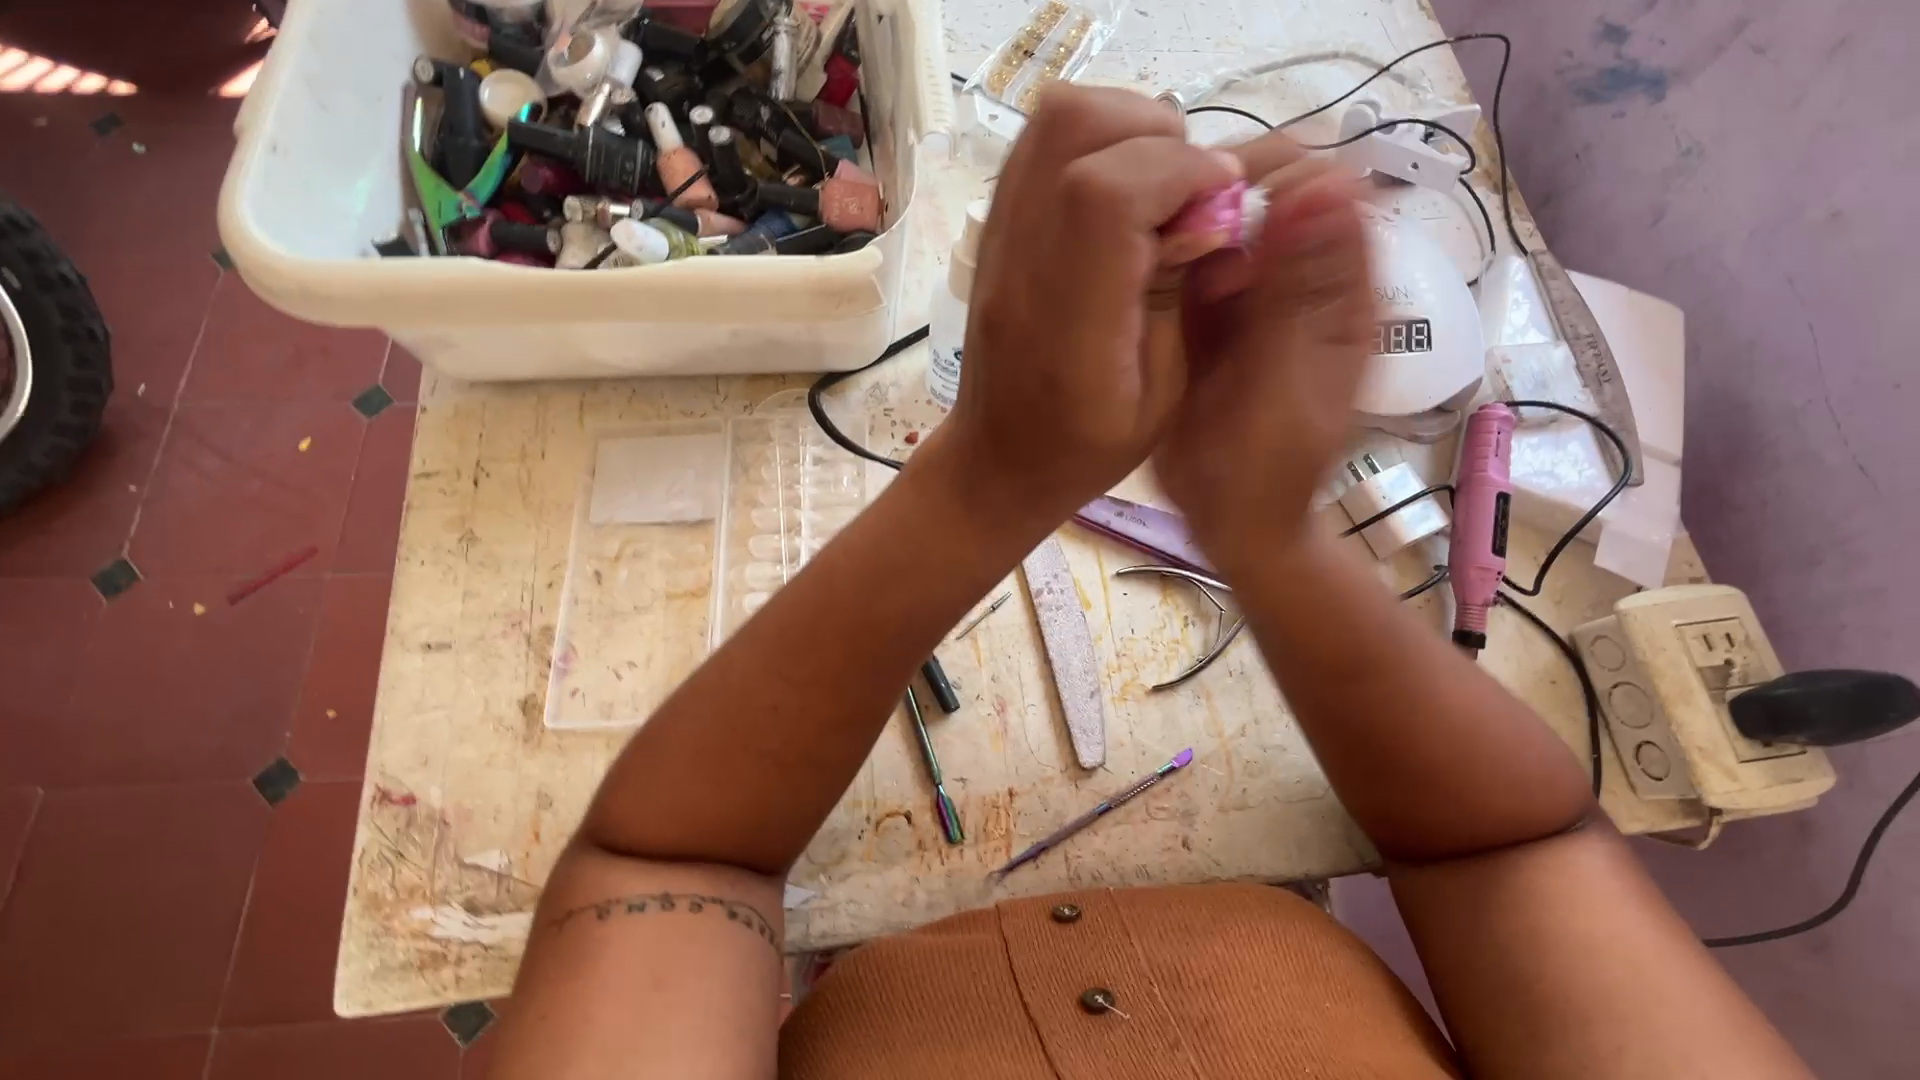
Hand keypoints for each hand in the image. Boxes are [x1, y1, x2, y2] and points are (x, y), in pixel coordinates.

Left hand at [911, 85, 1240, 531]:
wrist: (996, 459)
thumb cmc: (1085, 449)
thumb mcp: (1162, 396)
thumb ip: (1189, 296)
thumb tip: (1218, 208)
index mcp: (1068, 326)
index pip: (1107, 193)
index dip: (1180, 172)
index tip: (1223, 202)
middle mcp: (1021, 266)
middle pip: (1076, 128)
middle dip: (1159, 139)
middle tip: (1190, 197)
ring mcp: (997, 240)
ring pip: (1056, 120)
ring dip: (1127, 130)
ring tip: (1160, 190)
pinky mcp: (994, 229)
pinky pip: (1041, 144)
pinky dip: (1097, 143)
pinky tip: (1124, 196)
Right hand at [1153, 145, 1374, 571]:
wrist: (1222, 518)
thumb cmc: (1266, 468)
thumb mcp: (1288, 381)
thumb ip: (1300, 292)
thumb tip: (1324, 180)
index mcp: (1340, 293)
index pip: (1331, 192)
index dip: (1284, 173)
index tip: (1226, 190)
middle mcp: (1296, 282)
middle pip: (1271, 197)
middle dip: (1227, 193)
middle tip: (1177, 219)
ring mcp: (1246, 298)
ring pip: (1224, 225)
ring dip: (1190, 222)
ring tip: (1153, 243)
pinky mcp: (1202, 315)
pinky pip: (1189, 265)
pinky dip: (1167, 256)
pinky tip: (1138, 267)